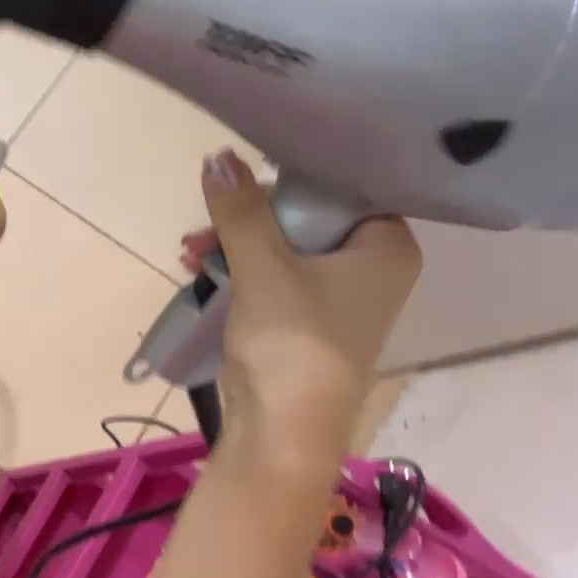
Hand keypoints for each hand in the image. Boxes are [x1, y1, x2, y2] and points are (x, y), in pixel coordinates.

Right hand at [196, 149, 421, 450]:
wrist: (284, 422)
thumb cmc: (292, 339)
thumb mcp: (263, 267)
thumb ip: (240, 212)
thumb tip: (216, 156)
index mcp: (386, 247)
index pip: (342, 191)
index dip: (290, 184)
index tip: (243, 186)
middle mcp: (371, 267)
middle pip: (303, 220)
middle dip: (247, 222)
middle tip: (204, 230)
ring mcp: (336, 296)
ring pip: (281, 250)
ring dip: (233, 247)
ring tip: (191, 254)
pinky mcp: (303, 320)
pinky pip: (271, 278)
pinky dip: (238, 272)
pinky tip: (201, 271)